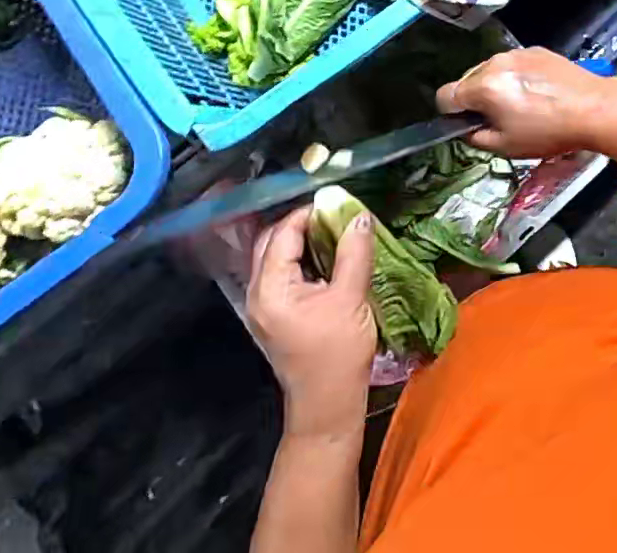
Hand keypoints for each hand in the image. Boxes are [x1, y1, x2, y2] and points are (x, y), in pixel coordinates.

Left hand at [246, 206, 376, 437]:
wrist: (326, 410)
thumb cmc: (338, 356)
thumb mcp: (351, 300)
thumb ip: (354, 253)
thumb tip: (360, 216)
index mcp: (270, 287)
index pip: (283, 233)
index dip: (307, 214)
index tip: (336, 205)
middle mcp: (256, 291)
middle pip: (272, 241)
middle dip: (300, 224)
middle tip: (331, 216)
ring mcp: (261, 304)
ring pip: (274, 256)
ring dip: (299, 241)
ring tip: (330, 232)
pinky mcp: (271, 313)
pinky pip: (279, 272)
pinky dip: (298, 259)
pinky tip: (323, 257)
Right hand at [436, 47, 612, 157]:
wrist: (596, 109)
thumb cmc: (549, 131)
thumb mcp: (506, 147)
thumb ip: (475, 137)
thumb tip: (466, 128)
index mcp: (482, 88)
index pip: (445, 95)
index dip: (451, 112)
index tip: (469, 123)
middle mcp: (493, 64)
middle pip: (466, 81)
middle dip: (474, 98)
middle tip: (499, 117)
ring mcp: (514, 54)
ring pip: (488, 70)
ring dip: (494, 86)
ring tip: (521, 104)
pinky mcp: (534, 50)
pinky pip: (511, 63)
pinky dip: (514, 76)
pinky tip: (536, 92)